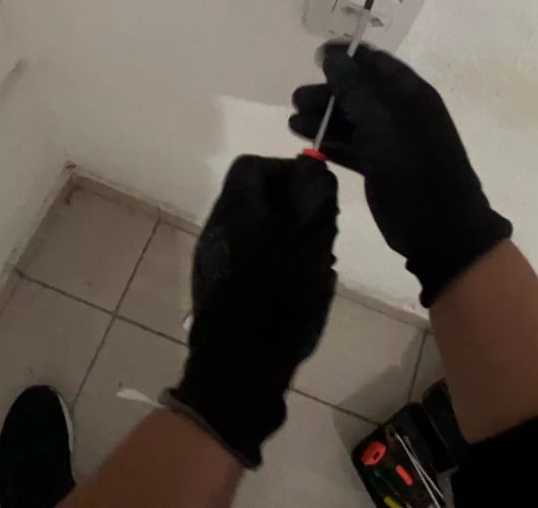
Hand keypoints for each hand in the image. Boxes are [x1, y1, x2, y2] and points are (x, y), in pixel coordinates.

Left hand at [164, 155, 337, 467]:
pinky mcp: (218, 289)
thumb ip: (313, 195)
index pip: (253, 166)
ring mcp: (214, 260)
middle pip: (255, 198)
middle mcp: (217, 228)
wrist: (238, 372)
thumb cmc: (277, 297)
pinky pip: (251, 259)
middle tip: (323, 231)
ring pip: (256, 230)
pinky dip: (276, 262)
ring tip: (317, 261)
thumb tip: (313, 168)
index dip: (286, 170)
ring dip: (287, 236)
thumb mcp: (308, 238)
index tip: (315, 191)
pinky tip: (298, 287)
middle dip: (292, 206)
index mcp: (234, 209)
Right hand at [289, 44, 511, 305]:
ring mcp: (391, 141)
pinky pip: (351, 146)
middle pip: (359, 91)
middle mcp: (400, 112)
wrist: (440, 227)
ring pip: (352, 120)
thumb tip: (332, 55)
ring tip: (293, 122)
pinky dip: (330, 142)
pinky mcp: (380, 166)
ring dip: (324, 117)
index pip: (376, 63)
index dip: (348, 55)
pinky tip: (307, 142)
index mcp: (410, 93)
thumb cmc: (413, 166)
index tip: (316, 55)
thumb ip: (354, 89)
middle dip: (328, 91)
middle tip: (297, 98)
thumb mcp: (380, 123)